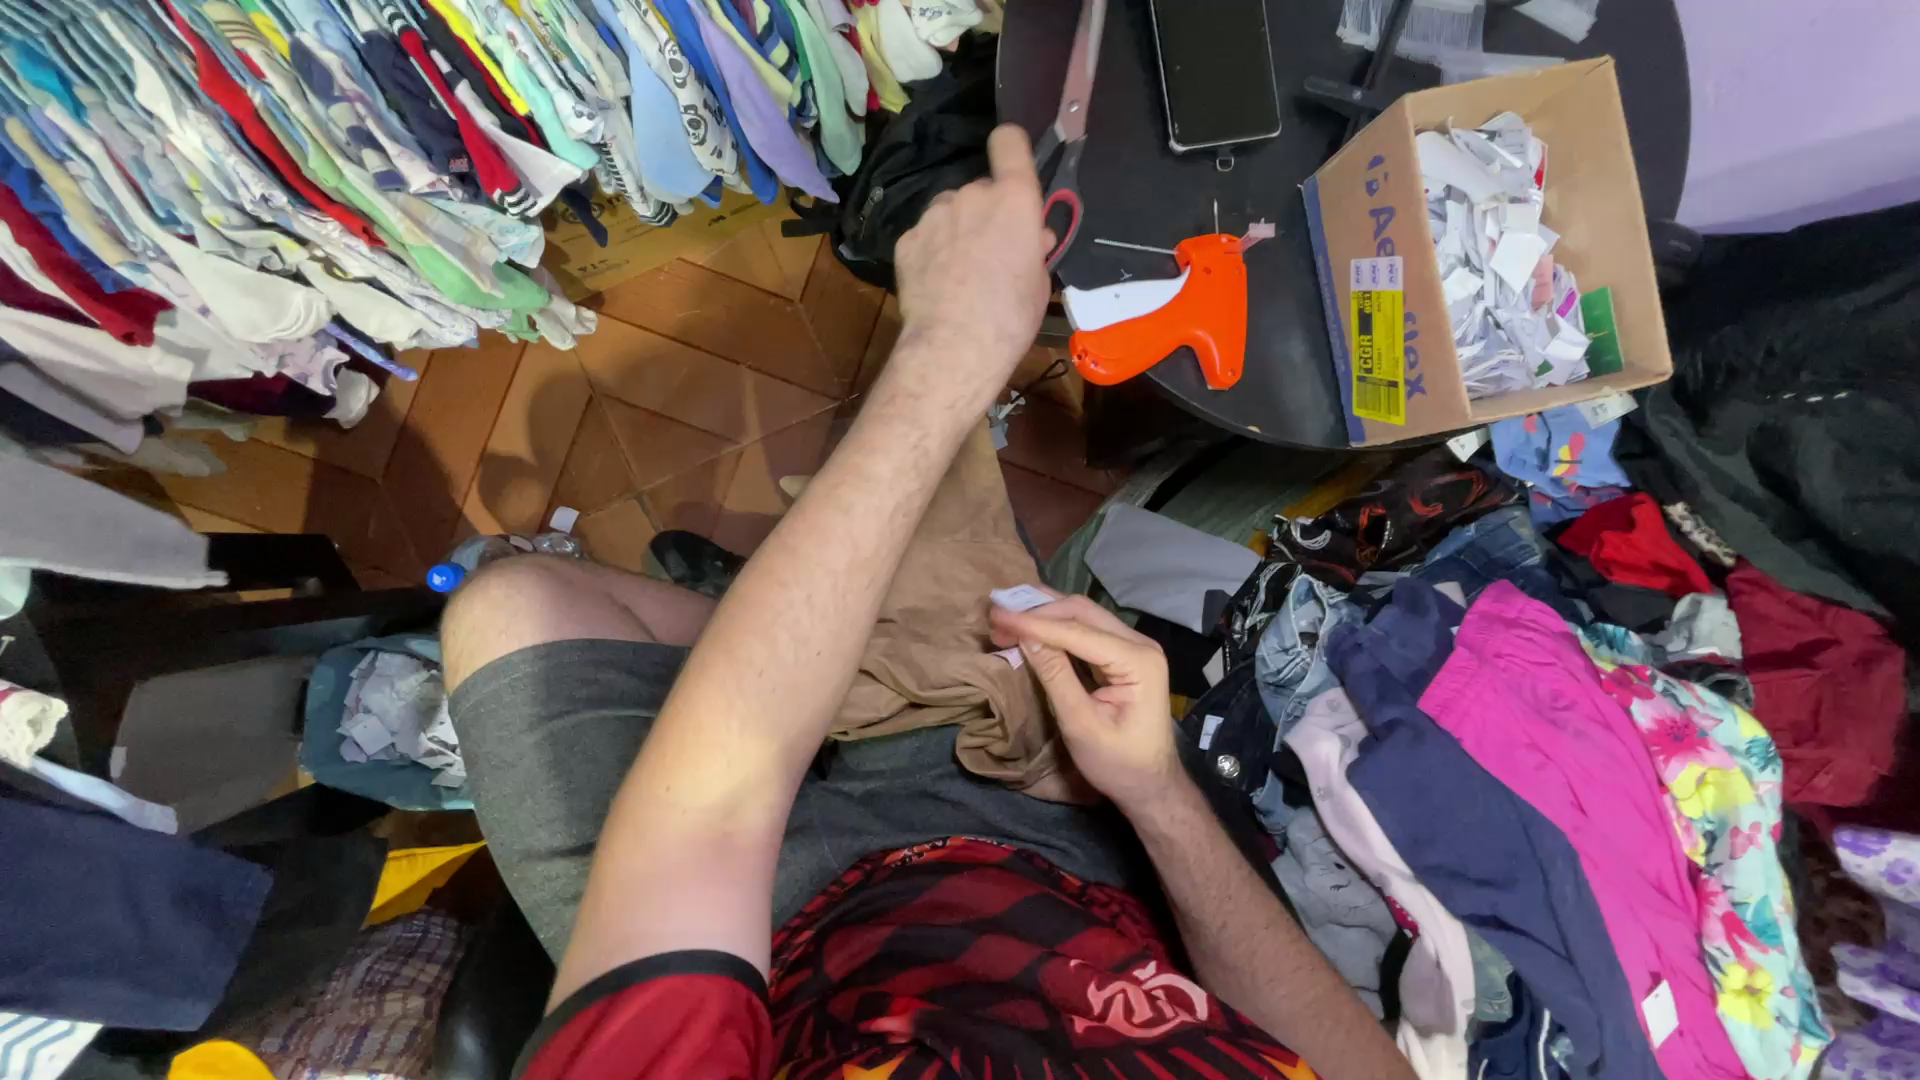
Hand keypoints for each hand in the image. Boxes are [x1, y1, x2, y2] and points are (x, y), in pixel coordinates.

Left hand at [892, 125, 1054, 393]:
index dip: (1010, 150)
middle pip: (979, 190)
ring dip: (955, 231)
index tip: (1010, 167)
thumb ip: (1035, 250)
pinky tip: (935, 285)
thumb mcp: (1039, 284)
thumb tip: (1034, 238)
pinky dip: (930, 253)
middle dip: (985, 213)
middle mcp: (971, 195)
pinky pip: (924, 237)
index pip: (1009, 142)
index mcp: (1014, 199)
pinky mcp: (907, 240)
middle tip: (989, 254)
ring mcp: (934, 216)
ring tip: (958, 273)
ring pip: (949, 212)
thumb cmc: (1010, 318)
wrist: (955, 347)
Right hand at [989, 591, 1184, 812]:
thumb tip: (1026, 637)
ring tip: (1008, 619)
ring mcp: (1134, 646)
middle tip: (997, 619)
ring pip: (1083, 615)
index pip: (1077, 631)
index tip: (997, 616)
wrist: (1149, 784)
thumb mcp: (1080, 724)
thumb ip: (1055, 676)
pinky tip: (1031, 626)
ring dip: (1044, 615)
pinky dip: (1056, 626)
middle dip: (1037, 613)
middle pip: (1082, 612)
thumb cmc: (1117, 763)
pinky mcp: (1123, 653)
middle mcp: (1140, 643)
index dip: (1034, 623)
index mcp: (1137, 661)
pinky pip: (1087, 629)